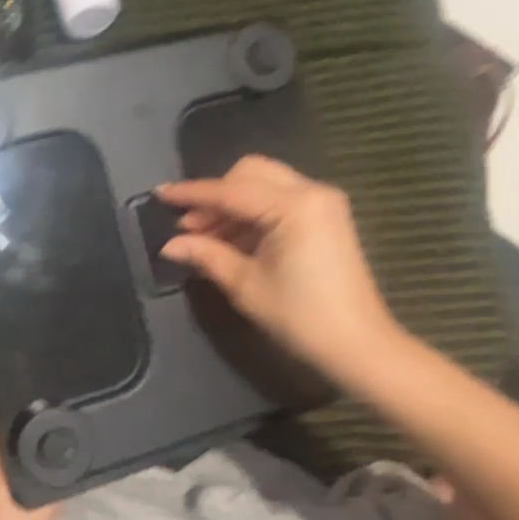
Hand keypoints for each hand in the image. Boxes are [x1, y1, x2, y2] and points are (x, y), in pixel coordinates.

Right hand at [159, 156, 400, 372]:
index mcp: (293, 206)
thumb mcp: (246, 285)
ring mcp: (322, 203)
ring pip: (264, 185)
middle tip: (189, 228)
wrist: (359, 345)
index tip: (159, 194)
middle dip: (215, 196)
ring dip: (232, 206)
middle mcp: (311, 191)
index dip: (192, 194)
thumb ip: (206, 255)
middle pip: (249, 174)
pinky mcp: (325, 217)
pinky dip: (253, 214)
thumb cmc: (301, 317)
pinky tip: (232, 241)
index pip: (231, 191)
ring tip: (205, 239)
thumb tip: (170, 245)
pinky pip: (279, 200)